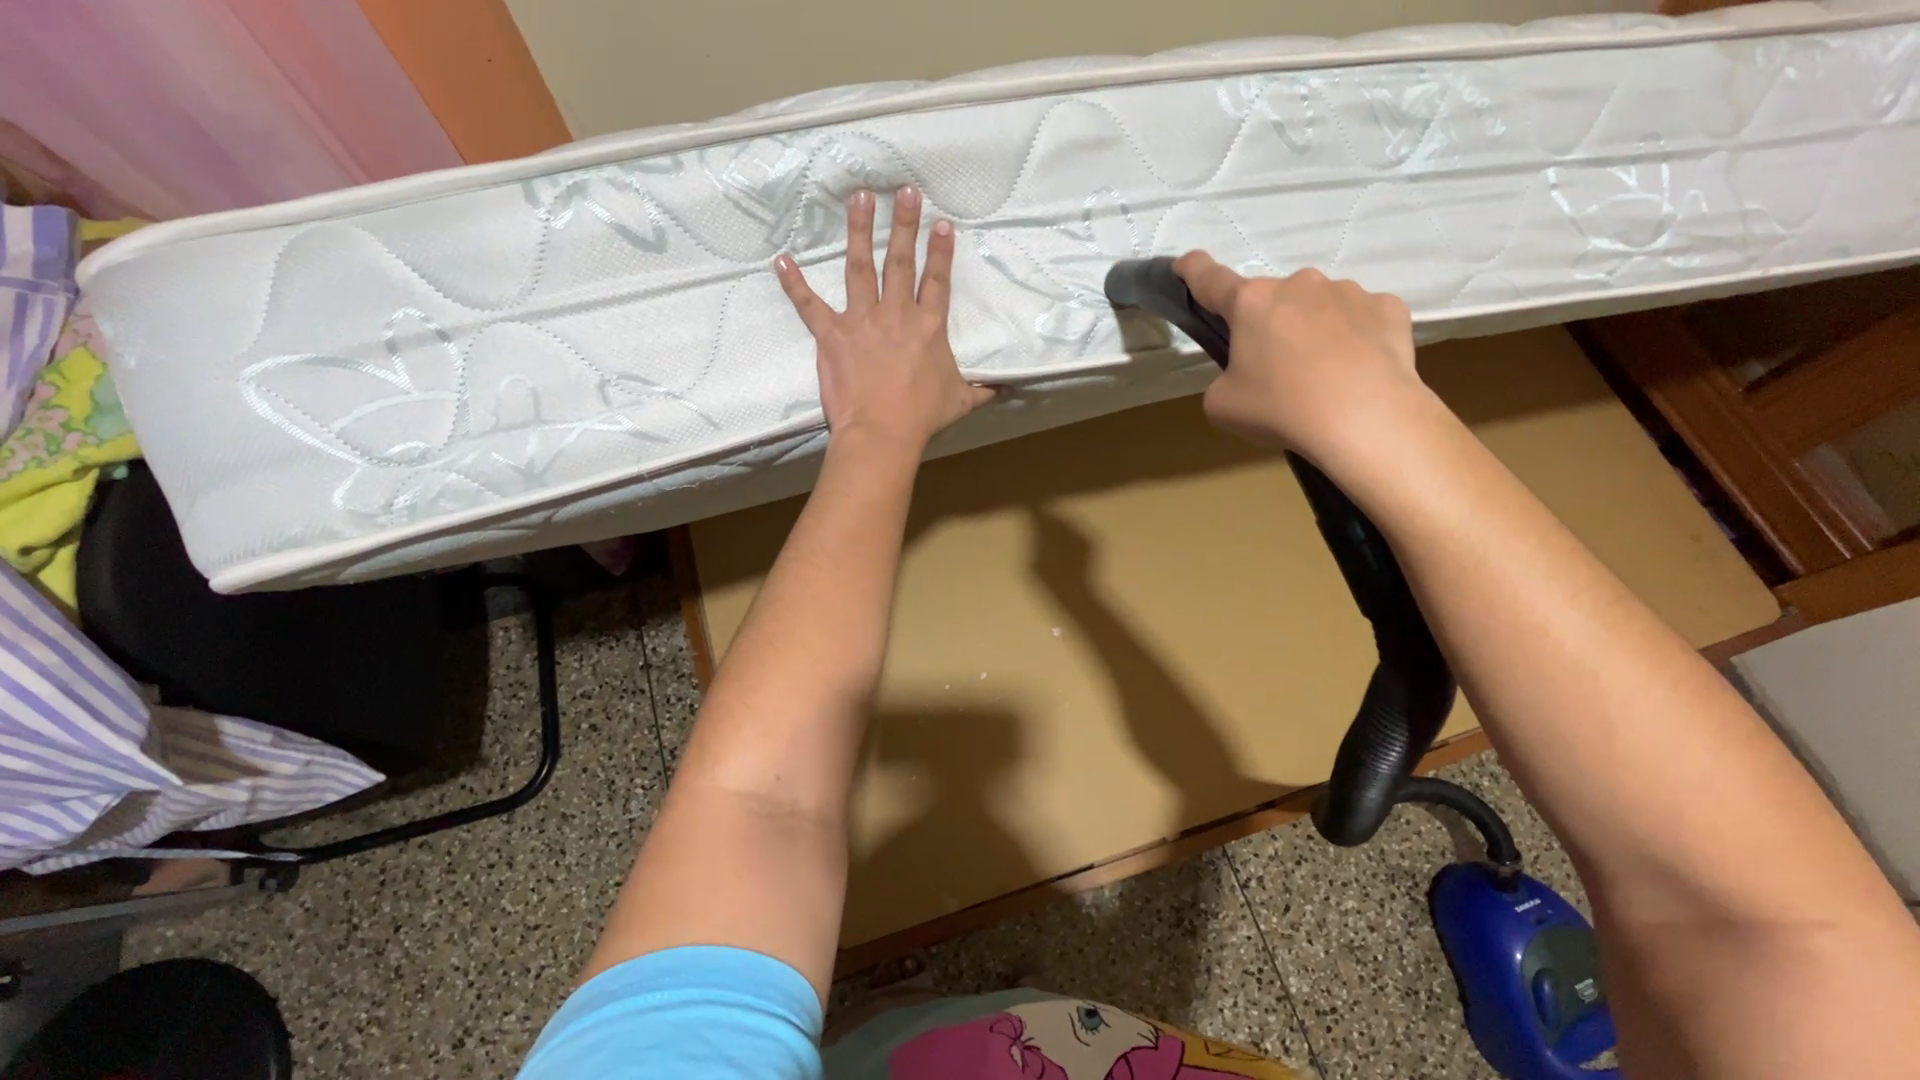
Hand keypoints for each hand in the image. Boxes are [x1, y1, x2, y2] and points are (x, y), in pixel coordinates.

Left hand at [775, 187, 994, 454]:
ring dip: (859, 230)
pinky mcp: (833, 335)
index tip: (942, 224)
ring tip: (860, 199)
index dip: (941, 251)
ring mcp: (862, 321)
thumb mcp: (961, 402)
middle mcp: (897, 314)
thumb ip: (982, 389)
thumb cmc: (922, 418)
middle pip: (901, 260)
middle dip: (905, 223)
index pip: (937, 280)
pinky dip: (794, 283)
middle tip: (905, 191)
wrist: (883, 433)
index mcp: (929, 327)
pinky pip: (809, 305)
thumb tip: (1005, 388)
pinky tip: (782, 260)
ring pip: (860, 266)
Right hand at [1174, 252, 1428, 462]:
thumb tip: (1246, 376)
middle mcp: (1298, 285)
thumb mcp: (1223, 406)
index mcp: (1250, 303)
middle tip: (1275, 369)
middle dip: (1268, 325)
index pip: (1209, 277)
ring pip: (1319, 307)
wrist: (1366, 419)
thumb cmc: (1281, 409)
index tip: (1185, 265)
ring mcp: (1347, 291)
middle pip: (1271, 300)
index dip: (1192, 270)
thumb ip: (1223, 380)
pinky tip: (1359, 370)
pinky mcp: (1387, 307)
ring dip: (1313, 330)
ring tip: (1324, 375)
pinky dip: (1355, 339)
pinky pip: (1361, 319)